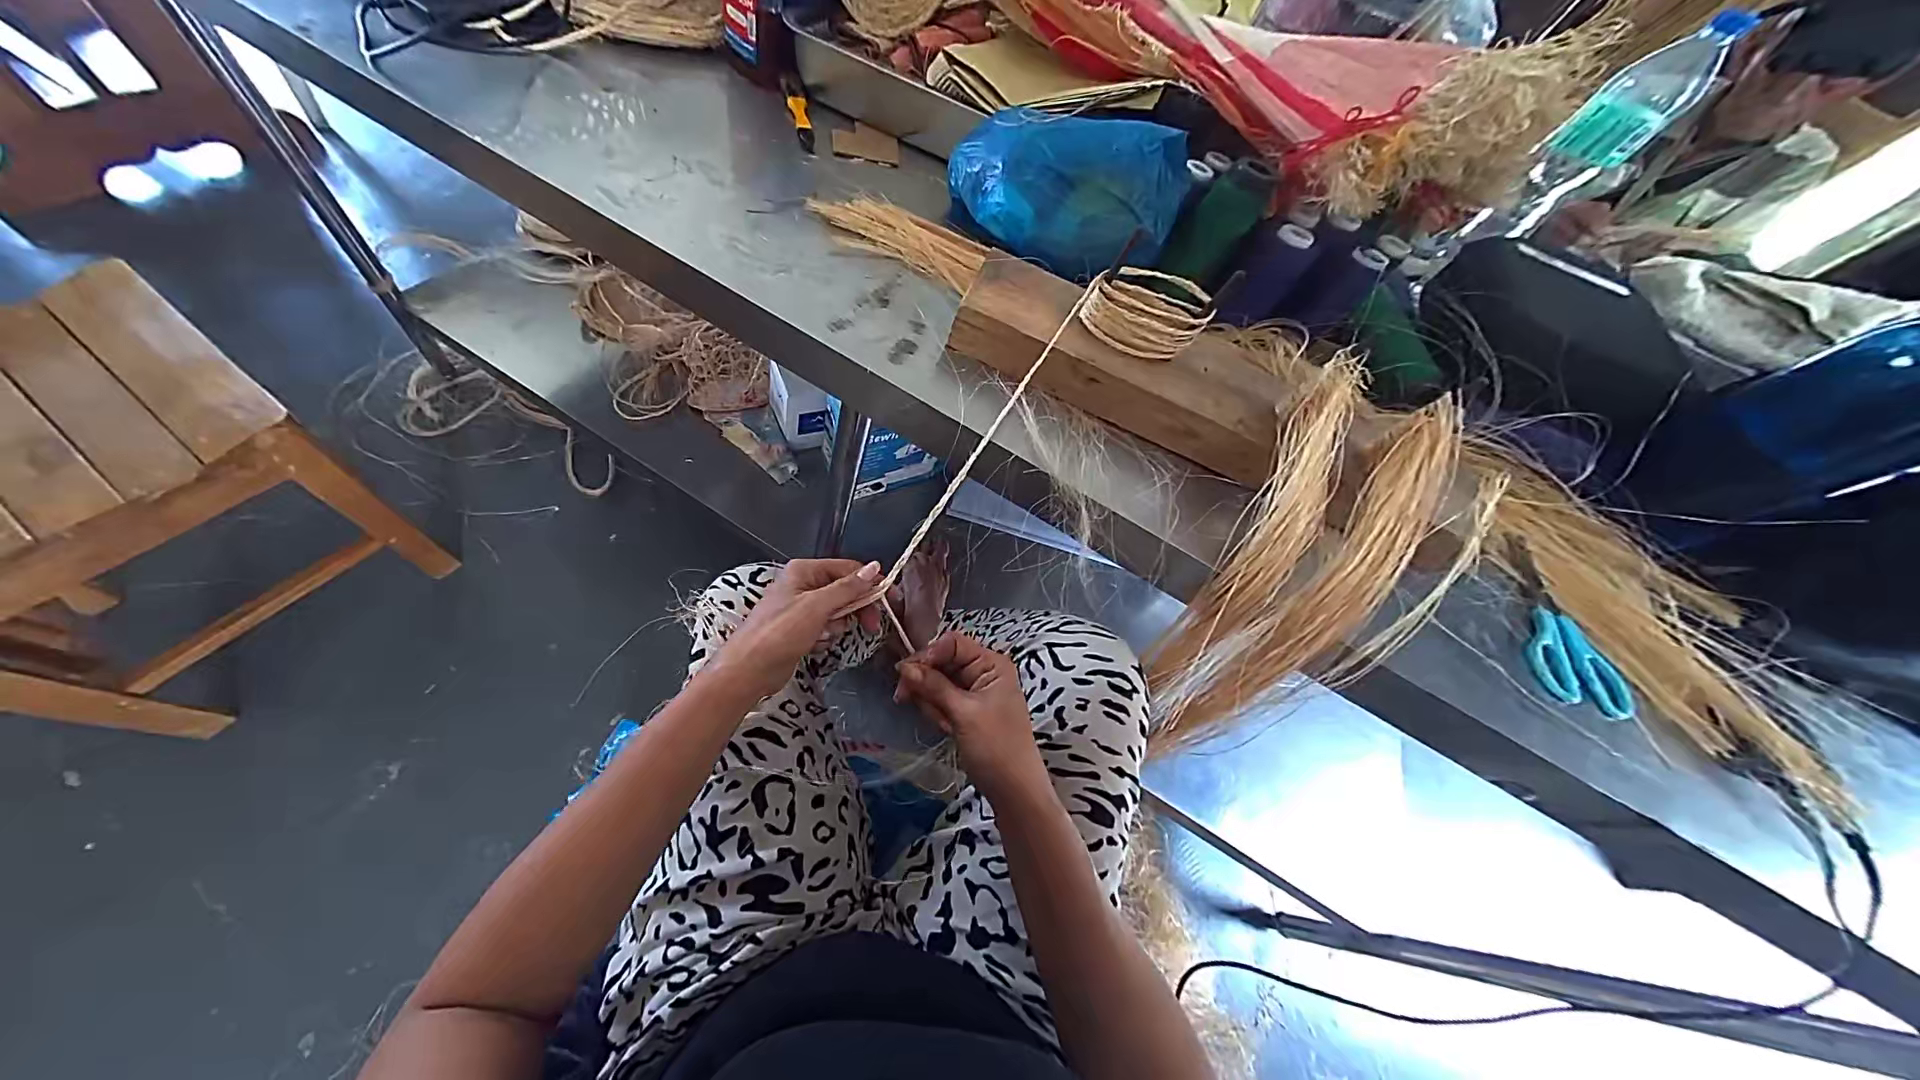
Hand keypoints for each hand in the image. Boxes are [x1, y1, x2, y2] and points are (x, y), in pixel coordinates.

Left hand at [706, 559, 882, 702]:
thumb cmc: (778, 634)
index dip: (870, 583)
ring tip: (827, 635)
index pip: (848, 569)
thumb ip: (848, 588)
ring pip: (837, 610)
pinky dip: (827, 635)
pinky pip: (826, 626)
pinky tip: (817, 643)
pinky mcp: (800, 629)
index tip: (890, 599)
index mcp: (804, 571)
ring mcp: (800, 607)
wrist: (749, 670)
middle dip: (857, 607)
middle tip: (871, 625)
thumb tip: (874, 568)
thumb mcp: (818, 606)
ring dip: (839, 624)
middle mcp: (802, 585)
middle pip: (845, 590)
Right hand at [894, 632, 1048, 804]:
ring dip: (932, 701)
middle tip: (907, 700)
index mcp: (992, 663)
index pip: (951, 643)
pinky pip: (942, 699)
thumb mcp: (963, 713)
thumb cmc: (996, 748)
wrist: (1014, 790)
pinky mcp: (968, 709)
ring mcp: (976, 690)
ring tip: (943, 724)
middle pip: (941, 661)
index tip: (905, 674)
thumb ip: (933, 686)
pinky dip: (937, 711)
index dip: (927, 655)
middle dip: (925, 682)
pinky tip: (945, 728)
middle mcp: (984, 671)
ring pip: (937, 682)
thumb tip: (904, 666)